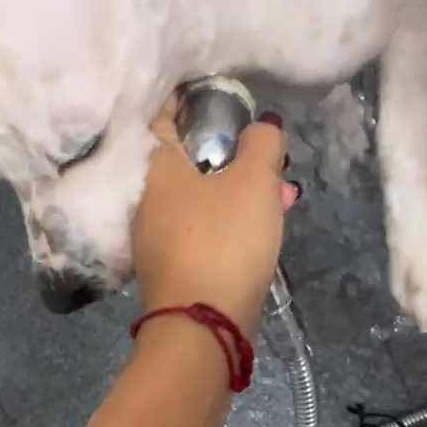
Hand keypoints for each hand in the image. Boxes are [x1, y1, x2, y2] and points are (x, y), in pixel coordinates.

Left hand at [132, 98, 298, 337]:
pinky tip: (258, 235)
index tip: (222, 97)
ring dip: (236, 195)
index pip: (164, 115)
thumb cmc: (224, 242)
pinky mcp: (170, 274)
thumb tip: (261, 127)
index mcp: (156, 167)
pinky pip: (201, 235)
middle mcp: (146, 201)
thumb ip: (262, 144)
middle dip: (230, 157)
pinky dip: (227, 227)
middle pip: (188, 163)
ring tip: (280, 199)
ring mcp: (154, 241)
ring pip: (199, 202)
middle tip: (269, 159)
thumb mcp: (255, 182)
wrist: (202, 328)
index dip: (192, 101)